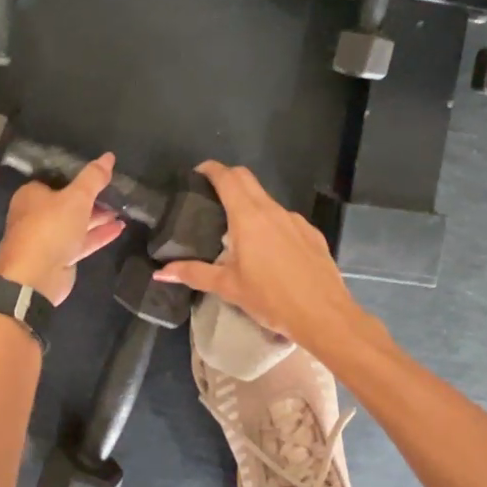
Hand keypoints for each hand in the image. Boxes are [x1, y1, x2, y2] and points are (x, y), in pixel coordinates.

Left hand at [0, 153, 126, 305]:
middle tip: (116, 192)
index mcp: (32, 194)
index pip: (58, 179)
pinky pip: (82, 241)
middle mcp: (38, 214)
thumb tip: (109, 156)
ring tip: (123, 209)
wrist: (35, 278)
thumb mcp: (76, 197)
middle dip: (92, 199)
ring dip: (98, 217)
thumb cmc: (50, 228)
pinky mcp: (60, 257)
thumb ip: (93, 178)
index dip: (79, 176)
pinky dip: (99, 234)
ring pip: (77, 222)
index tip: (102, 173)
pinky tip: (120, 228)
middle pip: (68, 201)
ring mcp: (49, 237)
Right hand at [154, 162, 368, 348]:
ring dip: (250, 205)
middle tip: (210, 195)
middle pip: (247, 179)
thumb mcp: (229, 287)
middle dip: (228, 178)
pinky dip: (271, 225)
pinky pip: (285, 220)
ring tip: (238, 231)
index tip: (197, 173)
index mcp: (248, 216)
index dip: (210, 169)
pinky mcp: (312, 234)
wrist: (326, 316)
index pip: (227, 177)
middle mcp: (272, 210)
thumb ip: (194, 273)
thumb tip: (160, 271)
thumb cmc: (272, 299)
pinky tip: (270, 252)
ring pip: (267, 200)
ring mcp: (295, 220)